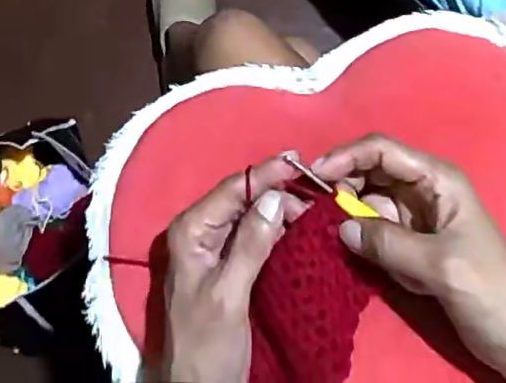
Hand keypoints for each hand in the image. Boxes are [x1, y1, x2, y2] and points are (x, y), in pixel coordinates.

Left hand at [160, 154, 312, 382]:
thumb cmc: (207, 346)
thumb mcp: (229, 295)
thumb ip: (251, 244)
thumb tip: (274, 197)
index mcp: (191, 229)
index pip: (232, 189)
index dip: (265, 173)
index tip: (298, 159)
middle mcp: (199, 230)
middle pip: (241, 198)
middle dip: (276, 190)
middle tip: (314, 192)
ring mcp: (211, 248)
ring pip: (248, 215)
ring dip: (277, 208)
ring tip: (310, 205)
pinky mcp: (226, 266)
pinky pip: (252, 236)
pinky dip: (274, 229)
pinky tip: (295, 225)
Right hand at [313, 135, 505, 382]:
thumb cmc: (492, 293)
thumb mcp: (440, 267)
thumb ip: (388, 243)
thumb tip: (340, 226)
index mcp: (437, 179)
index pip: (382, 149)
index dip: (346, 155)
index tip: (316, 174)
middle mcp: (424, 189)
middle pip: (371, 170)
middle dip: (342, 182)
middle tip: (316, 204)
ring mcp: (417, 216)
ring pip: (369, 199)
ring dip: (349, 212)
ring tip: (326, 226)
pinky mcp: (412, 243)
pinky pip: (376, 229)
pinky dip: (361, 236)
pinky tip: (352, 248)